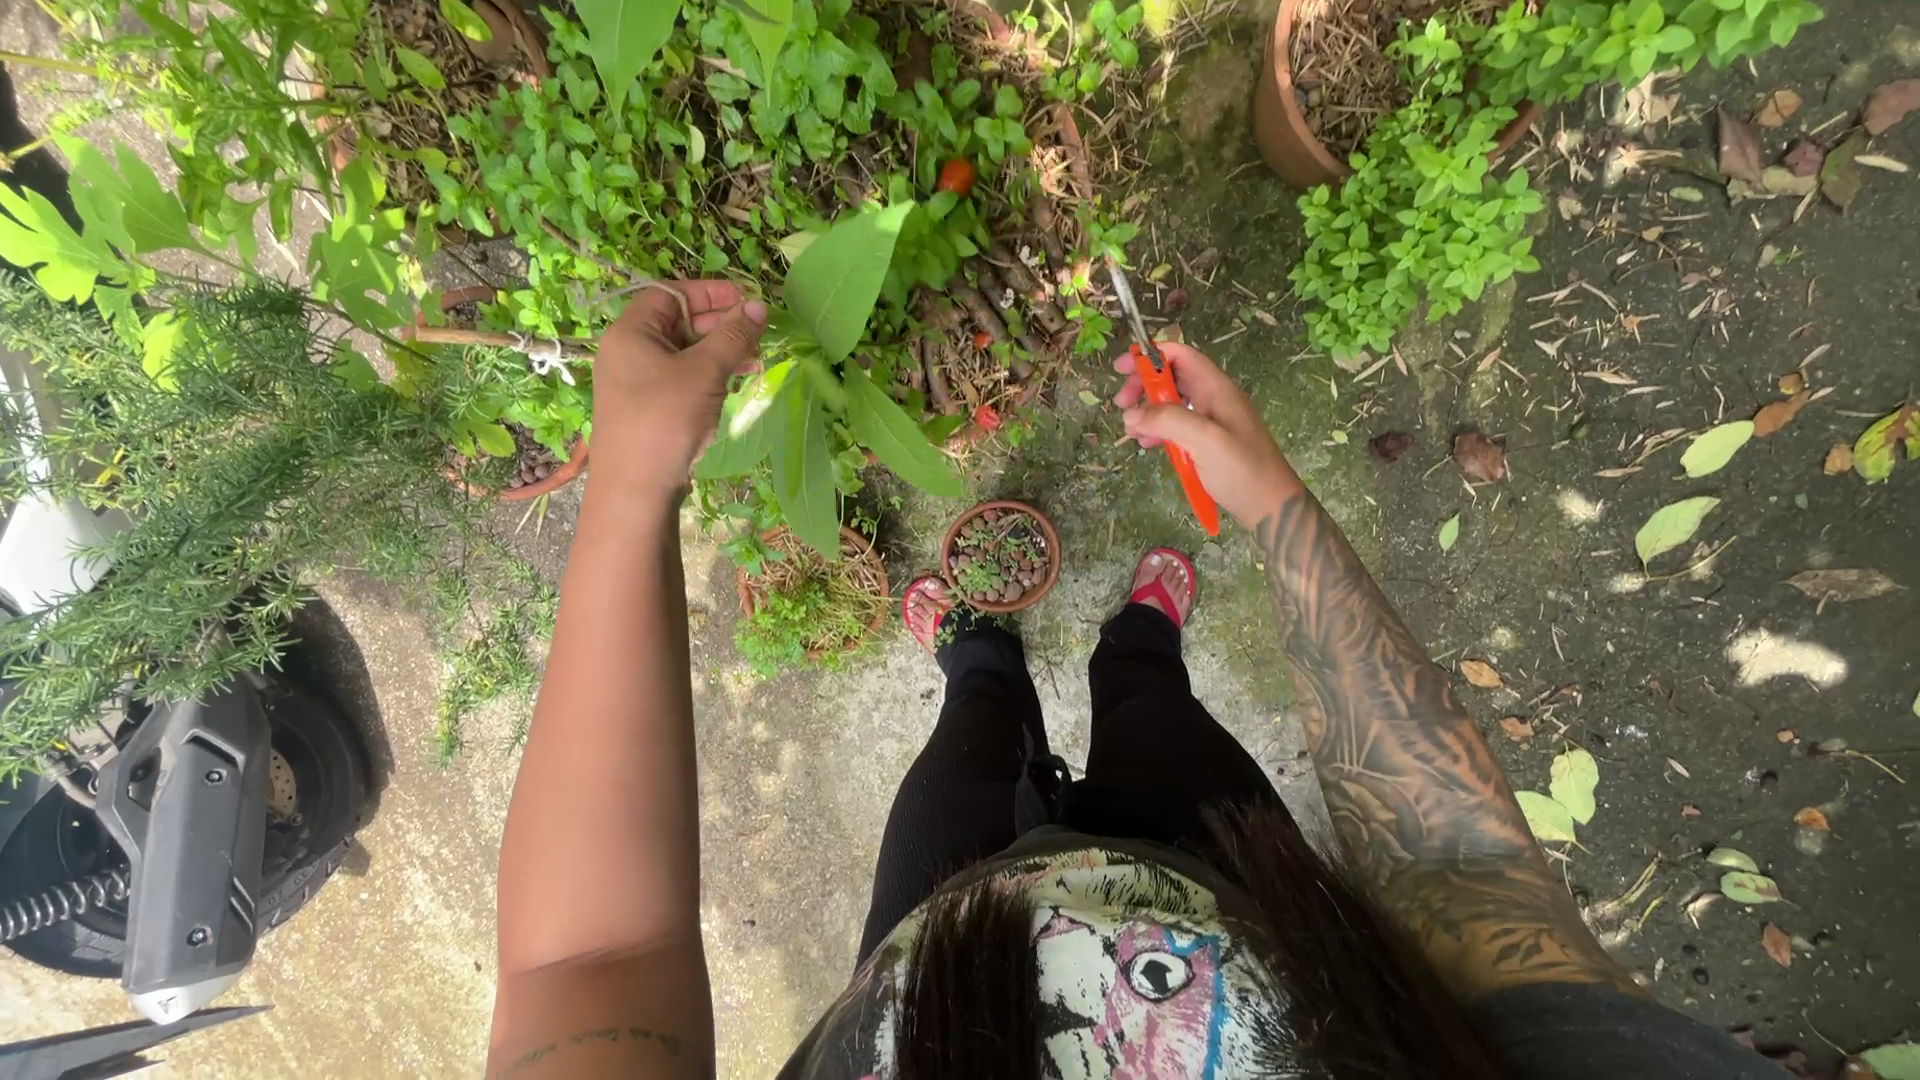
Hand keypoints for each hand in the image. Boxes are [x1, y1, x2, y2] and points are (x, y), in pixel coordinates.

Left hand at [589, 280, 767, 499]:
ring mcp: (638, 382)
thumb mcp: (704, 372)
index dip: (710, 293)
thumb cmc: (666, 419)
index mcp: (632, 332)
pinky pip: (683, 379)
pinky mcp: (650, 408)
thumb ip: (733, 336)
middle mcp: (629, 352)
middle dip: (721, 326)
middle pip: (679, 323)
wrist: (636, 487)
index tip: (747, 300)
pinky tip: (736, 384)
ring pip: (685, 354)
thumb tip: (759, 305)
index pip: (671, 294)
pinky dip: (710, 377)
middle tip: (757, 335)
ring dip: (721, 354)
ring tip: (756, 362)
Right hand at [1113, 343, 1299, 527]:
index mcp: (1216, 389)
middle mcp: (1213, 399)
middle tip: (1121, 405)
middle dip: (1143, 386)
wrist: (1269, 505)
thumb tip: (1132, 414)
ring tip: (1130, 431)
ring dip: (1147, 411)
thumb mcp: (1204, 440)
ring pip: (1171, 403)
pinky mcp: (1207, 443)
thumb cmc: (1242, 470)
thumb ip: (1168, 420)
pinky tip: (1147, 445)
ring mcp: (1211, 421)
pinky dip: (1158, 431)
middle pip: (1172, 377)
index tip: (1121, 368)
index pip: (1180, 356)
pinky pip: (1177, 427)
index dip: (1150, 356)